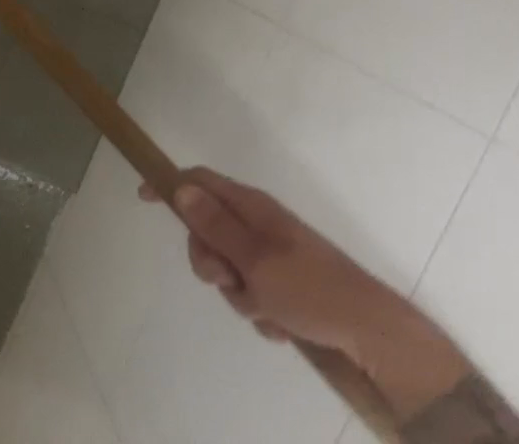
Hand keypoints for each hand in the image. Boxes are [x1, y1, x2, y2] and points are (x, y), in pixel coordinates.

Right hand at [145, 168, 472, 418]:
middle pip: (207, 230)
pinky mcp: (286, 285)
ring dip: (238, 292)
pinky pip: (253, 293)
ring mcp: (274, 256)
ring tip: (266, 309)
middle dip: (209, 260)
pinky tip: (282, 323)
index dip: (170, 184)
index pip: (200, 180)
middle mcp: (261, 225)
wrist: (374, 338)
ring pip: (228, 267)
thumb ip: (214, 226)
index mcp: (253, 208)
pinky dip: (261, 309)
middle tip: (227, 279)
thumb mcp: (255, 258)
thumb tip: (181, 188)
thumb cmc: (312, 290)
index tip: (144, 197)